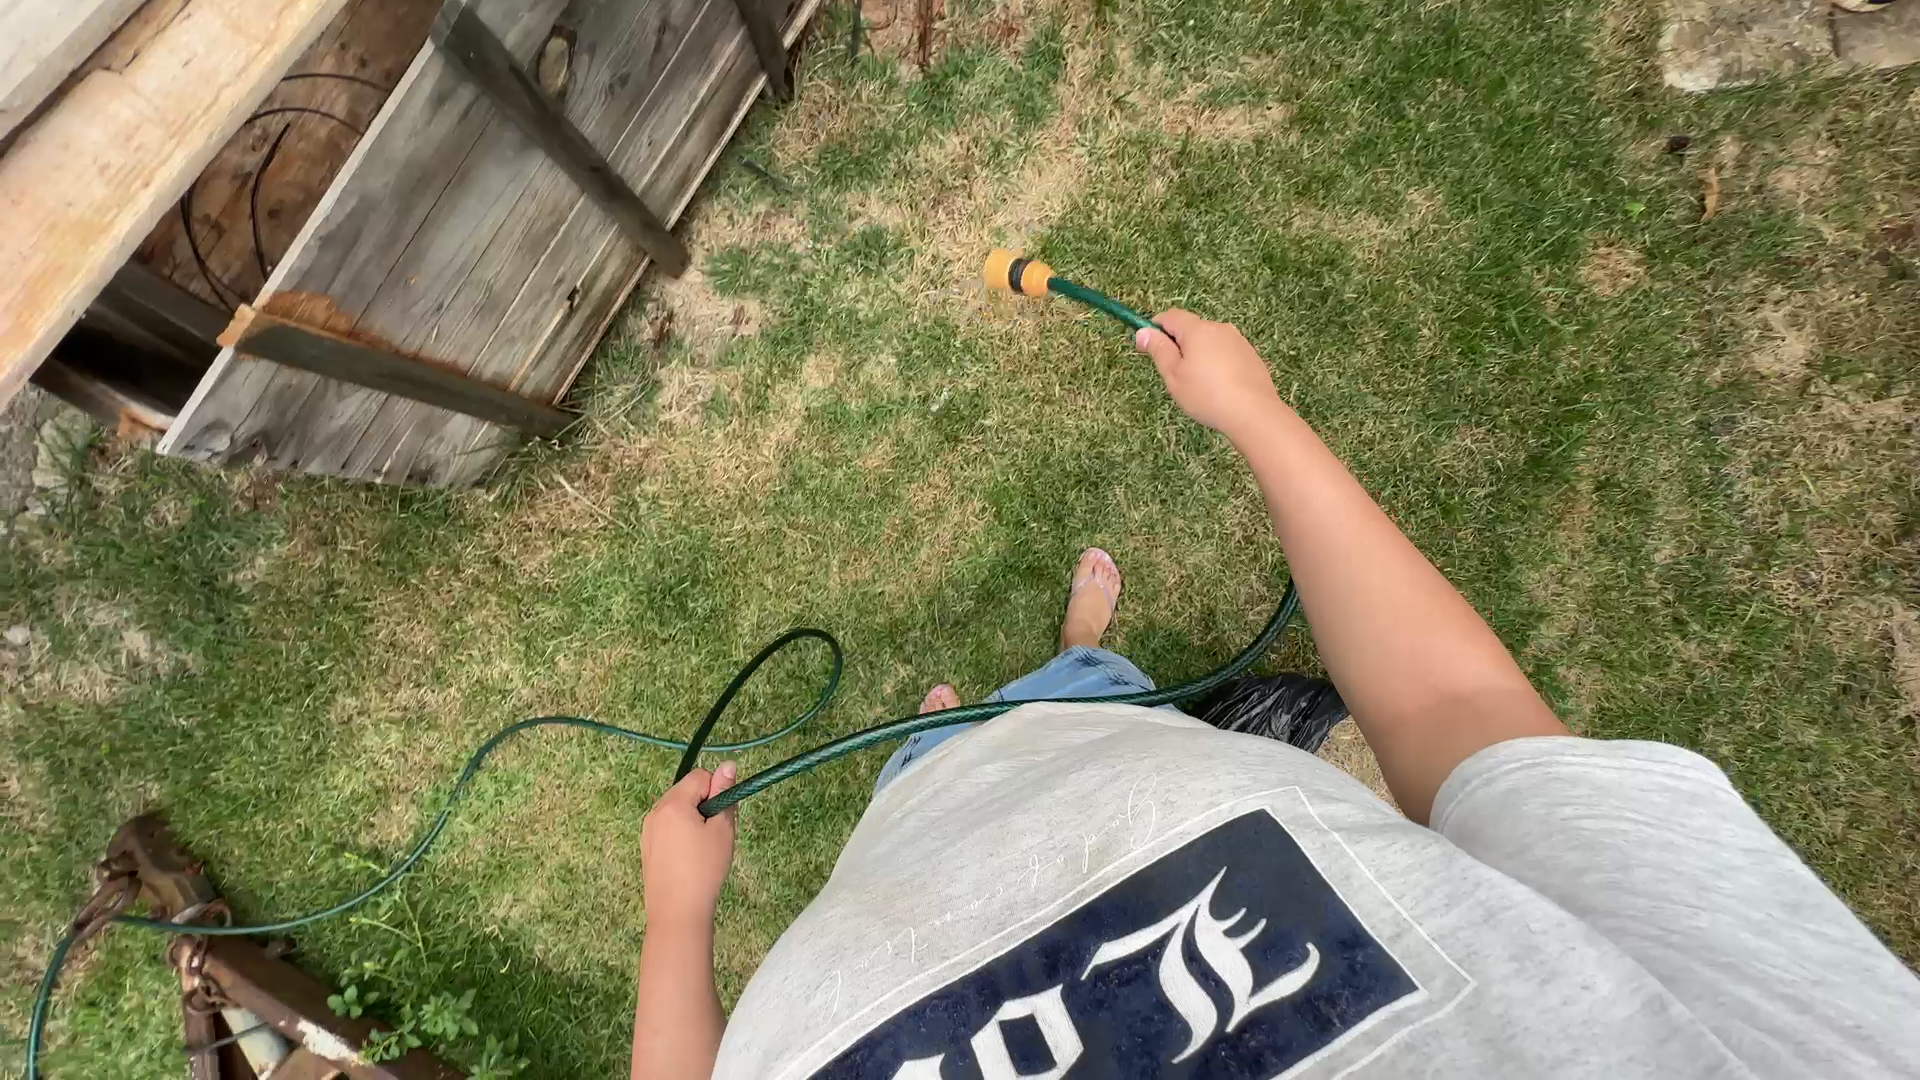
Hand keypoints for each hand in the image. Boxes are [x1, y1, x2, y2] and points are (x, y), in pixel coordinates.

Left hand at [640, 762, 737, 929]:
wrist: (677, 914)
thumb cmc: (704, 868)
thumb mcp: (721, 828)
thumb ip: (724, 793)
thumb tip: (728, 764)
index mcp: (672, 803)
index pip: (700, 776)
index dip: (716, 791)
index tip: (721, 816)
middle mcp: (655, 812)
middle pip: (687, 790)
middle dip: (704, 803)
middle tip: (716, 832)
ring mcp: (648, 831)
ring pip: (678, 808)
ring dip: (694, 817)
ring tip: (704, 847)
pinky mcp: (647, 847)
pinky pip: (668, 825)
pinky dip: (682, 832)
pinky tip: (689, 857)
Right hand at [1134, 310, 1288, 440]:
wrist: (1252, 412)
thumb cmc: (1205, 395)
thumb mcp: (1173, 375)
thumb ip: (1158, 350)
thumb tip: (1143, 331)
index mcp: (1197, 330)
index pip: (1170, 316)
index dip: (1155, 328)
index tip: (1148, 347)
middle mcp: (1219, 328)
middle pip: (1191, 328)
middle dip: (1178, 345)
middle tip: (1174, 375)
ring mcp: (1238, 340)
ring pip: (1208, 341)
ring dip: (1198, 355)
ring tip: (1198, 384)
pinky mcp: (1250, 355)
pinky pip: (1225, 352)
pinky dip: (1216, 363)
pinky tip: (1218, 387)